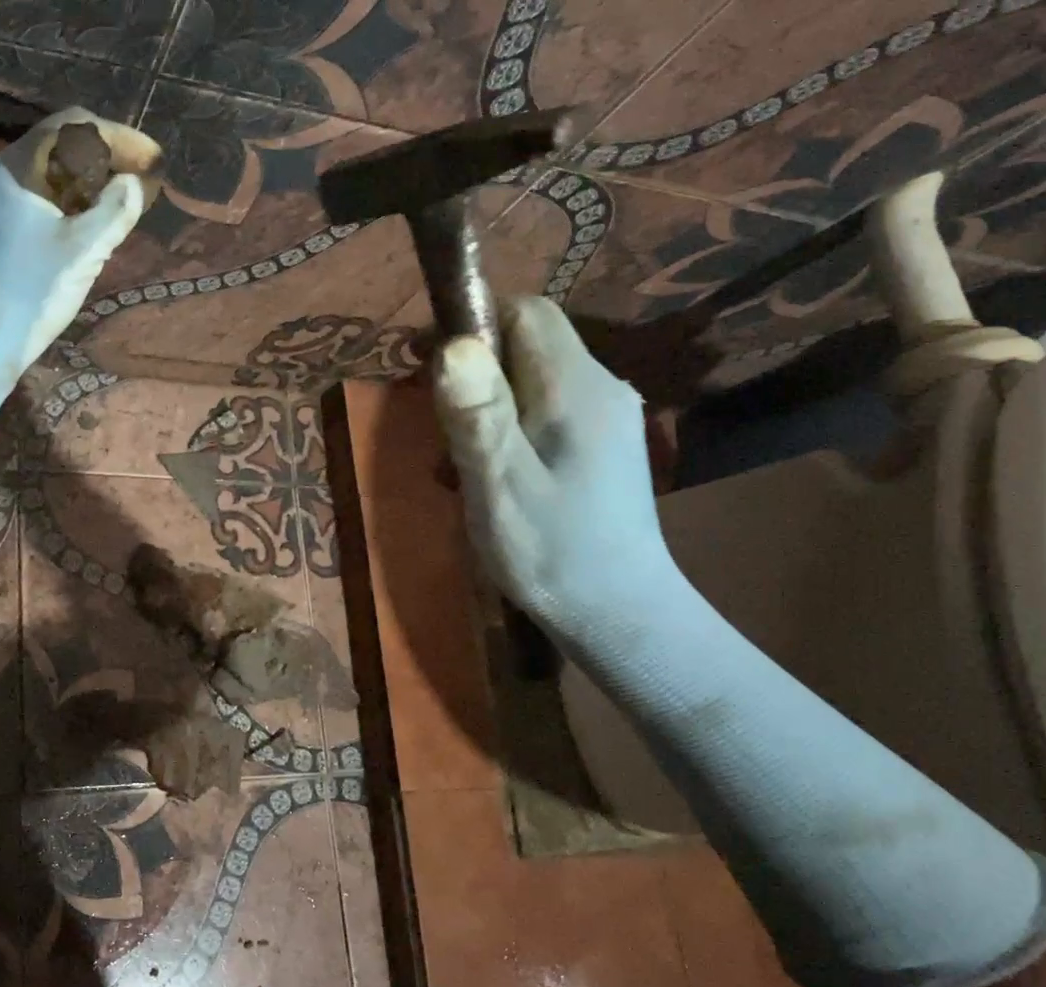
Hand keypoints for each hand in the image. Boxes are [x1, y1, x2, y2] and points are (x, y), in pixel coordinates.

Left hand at [0, 108, 155, 373]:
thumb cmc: (34, 289)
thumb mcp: (85, 247)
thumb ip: (116, 208)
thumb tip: (133, 183)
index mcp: (20, 165)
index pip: (75, 125)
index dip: (118, 136)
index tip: (152, 159)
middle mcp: (11, 175)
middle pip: (67, 146)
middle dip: (110, 157)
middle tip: (147, 178)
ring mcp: (11, 205)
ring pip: (61, 176)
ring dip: (98, 181)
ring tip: (133, 199)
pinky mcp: (15, 232)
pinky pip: (55, 201)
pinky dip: (83, 203)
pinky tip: (105, 222)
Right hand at [434, 297, 675, 629]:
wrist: (619, 615)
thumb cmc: (551, 550)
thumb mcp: (499, 483)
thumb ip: (477, 413)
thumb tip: (451, 343)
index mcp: (576, 387)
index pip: (525, 312)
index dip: (472, 323)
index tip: (427, 365)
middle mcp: (601, 387)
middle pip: (528, 342)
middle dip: (474, 370)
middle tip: (437, 426)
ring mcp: (607, 417)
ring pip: (534, 378)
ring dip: (487, 403)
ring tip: (458, 460)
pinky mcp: (603, 446)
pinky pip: (546, 409)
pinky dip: (509, 426)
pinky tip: (493, 474)